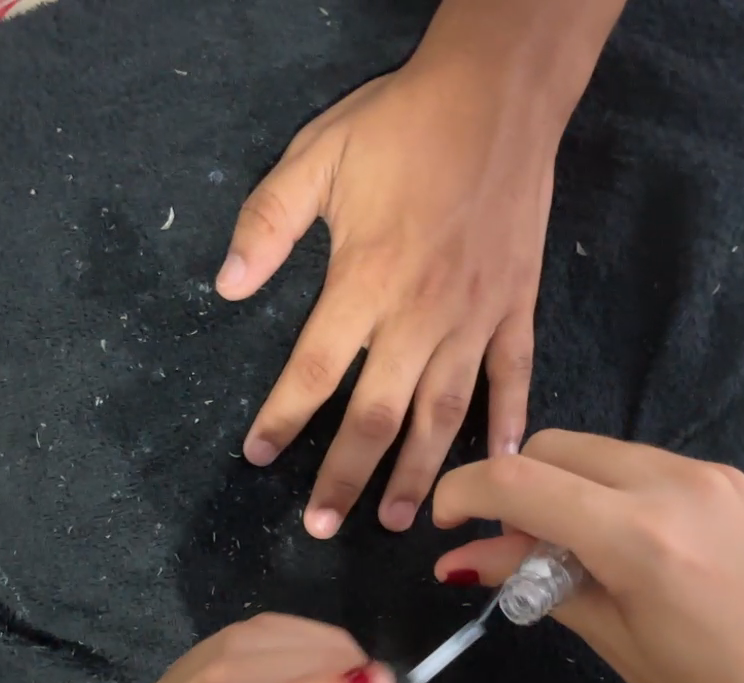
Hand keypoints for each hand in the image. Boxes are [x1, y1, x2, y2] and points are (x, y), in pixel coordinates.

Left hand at [219, 58, 556, 538]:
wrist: (499, 95)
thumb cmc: (403, 125)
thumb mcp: (318, 156)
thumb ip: (267, 223)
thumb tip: (226, 286)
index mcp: (366, 283)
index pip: (313, 371)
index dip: (282, 419)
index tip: (258, 457)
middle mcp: (419, 317)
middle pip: (376, 415)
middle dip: (346, 476)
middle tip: (324, 527)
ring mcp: (475, 319)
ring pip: (444, 414)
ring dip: (420, 472)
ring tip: (398, 519)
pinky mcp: (517, 309)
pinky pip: (513, 377)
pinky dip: (509, 422)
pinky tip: (504, 465)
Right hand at [429, 431, 743, 682]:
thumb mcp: (616, 642)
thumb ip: (537, 584)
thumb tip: (463, 561)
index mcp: (642, 536)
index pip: (520, 482)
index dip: (462, 492)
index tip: (441, 524)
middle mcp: (675, 482)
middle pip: (551, 448)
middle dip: (510, 489)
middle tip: (504, 552)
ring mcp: (708, 474)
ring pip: (592, 451)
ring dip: (555, 489)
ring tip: (559, 556)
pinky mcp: (728, 481)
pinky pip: (635, 466)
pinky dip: (598, 492)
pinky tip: (609, 545)